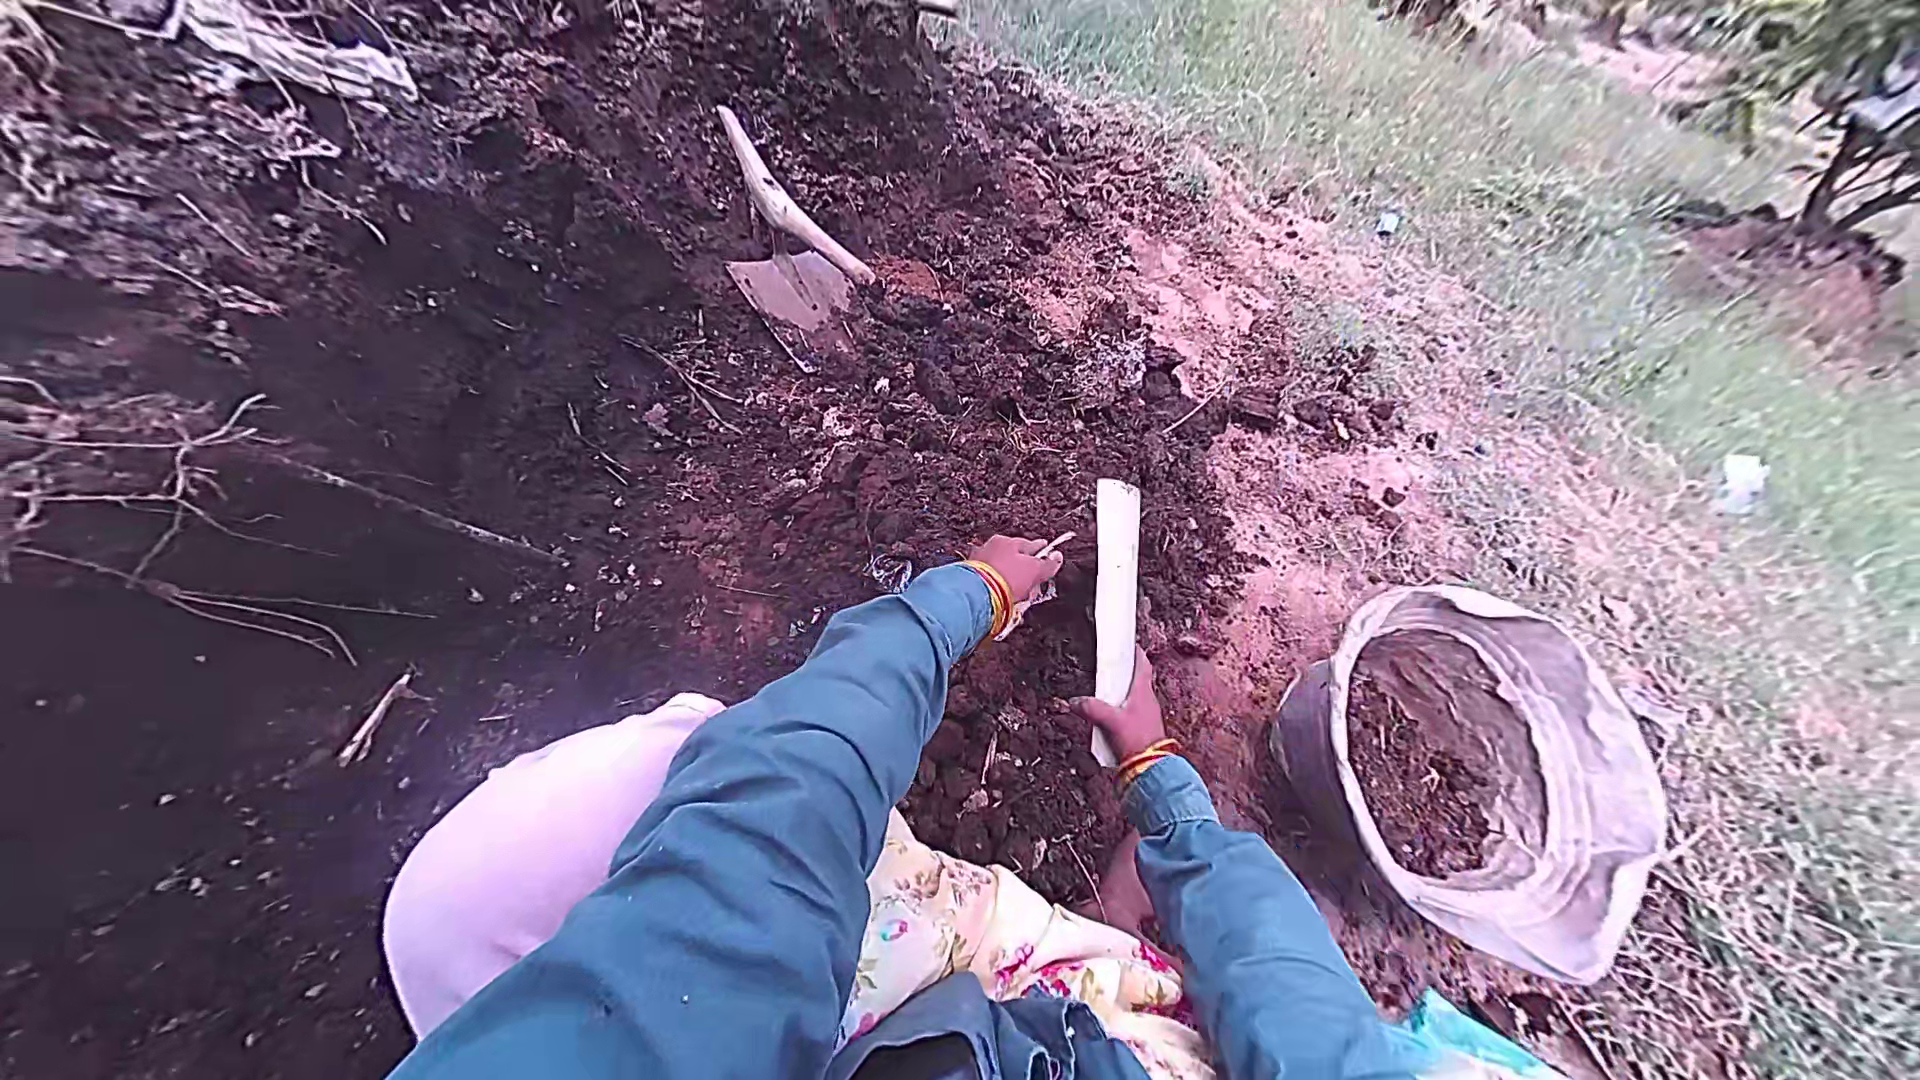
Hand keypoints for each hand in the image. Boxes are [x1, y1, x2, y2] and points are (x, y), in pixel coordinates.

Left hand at [967, 534, 1062, 602]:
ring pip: (1001, 572)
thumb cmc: (1004, 578)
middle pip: (1014, 559)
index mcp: (1006, 541)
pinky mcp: (970, 580)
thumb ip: (1047, 564)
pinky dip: (998, 590)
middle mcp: (990, 549)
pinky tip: (1004, 600)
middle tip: (1034, 585)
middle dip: (1026, 572)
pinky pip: (990, 584)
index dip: (1042, 553)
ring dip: (1011, 582)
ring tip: (1019, 596)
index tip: (1049, 557)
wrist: (975, 594)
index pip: (1030, 545)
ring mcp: (978, 564)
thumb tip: (1057, 557)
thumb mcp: (1034, 570)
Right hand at [1070, 647, 1164, 759]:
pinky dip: (1117, 710)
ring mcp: (1145, 715)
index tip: (1128, 643)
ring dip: (1119, 692)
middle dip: (1122, 673)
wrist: (1151, 769)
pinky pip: (1127, 713)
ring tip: (1102, 691)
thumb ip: (1091, 708)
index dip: (1136, 652)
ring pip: (1131, 697)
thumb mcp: (1111, 721)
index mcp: (1144, 692)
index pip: (1143, 665)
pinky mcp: (1140, 729)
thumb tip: (1075, 701)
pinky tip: (1106, 715)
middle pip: (1135, 679)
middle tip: (1109, 667)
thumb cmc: (1139, 742)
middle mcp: (1147, 701)